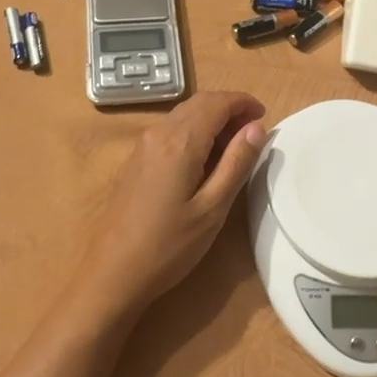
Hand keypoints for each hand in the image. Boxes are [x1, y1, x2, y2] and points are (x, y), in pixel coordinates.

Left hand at [74, 92, 268, 317]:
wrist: (113, 273)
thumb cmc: (169, 246)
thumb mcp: (212, 209)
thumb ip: (236, 164)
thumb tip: (257, 128)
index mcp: (180, 141)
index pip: (216, 102)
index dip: (243, 102)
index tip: (264, 115)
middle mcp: (158, 133)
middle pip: (198, 102)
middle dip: (229, 108)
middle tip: (253, 131)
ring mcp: (143, 146)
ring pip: (183, 115)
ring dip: (211, 119)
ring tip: (234, 146)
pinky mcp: (135, 161)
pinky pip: (170, 130)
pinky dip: (193, 131)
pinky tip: (204, 160)